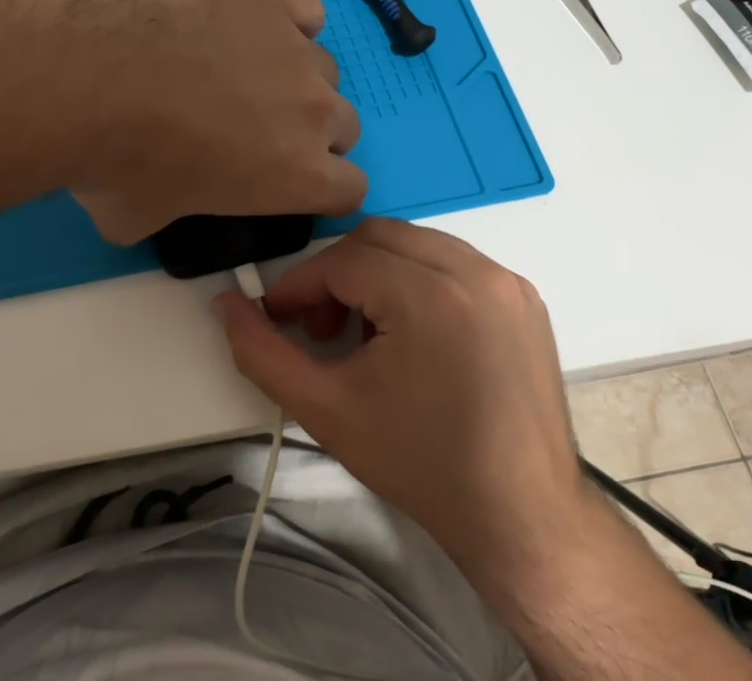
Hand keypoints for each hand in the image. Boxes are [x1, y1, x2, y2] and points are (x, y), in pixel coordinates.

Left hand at [53, 0, 365, 243]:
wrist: (90, 72)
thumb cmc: (117, 160)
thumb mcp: (138, 219)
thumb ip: (167, 216)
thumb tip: (146, 207)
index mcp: (297, 177)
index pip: (349, 189)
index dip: (321, 190)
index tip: (289, 184)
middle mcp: (315, 111)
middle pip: (343, 125)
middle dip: (307, 133)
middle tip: (252, 130)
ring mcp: (296, 48)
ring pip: (321, 68)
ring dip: (292, 77)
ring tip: (234, 72)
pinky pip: (304, 10)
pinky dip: (284, 21)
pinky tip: (243, 25)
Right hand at [211, 218, 588, 569]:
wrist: (518, 514)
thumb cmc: (419, 463)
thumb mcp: (324, 409)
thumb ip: (261, 351)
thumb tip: (226, 304)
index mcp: (430, 296)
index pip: (341, 260)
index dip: (298, 286)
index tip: (278, 319)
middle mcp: (476, 273)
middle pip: (378, 237)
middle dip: (336, 275)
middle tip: (320, 330)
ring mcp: (508, 284)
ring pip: (417, 244)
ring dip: (376, 273)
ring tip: (364, 334)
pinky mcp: (526, 301)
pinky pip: (455, 264)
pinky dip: (418, 280)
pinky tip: (411, 335)